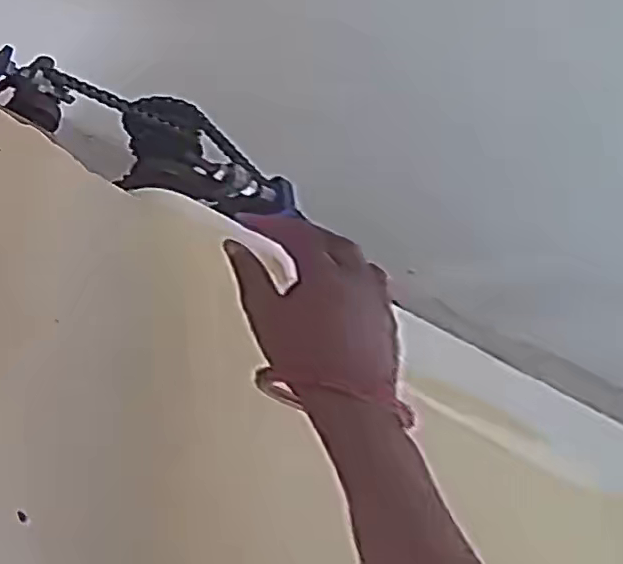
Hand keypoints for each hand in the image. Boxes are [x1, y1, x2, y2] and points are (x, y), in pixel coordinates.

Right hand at [224, 216, 400, 397]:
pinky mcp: (385, 321)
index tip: (252, 221)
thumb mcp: (262, 308)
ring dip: (331, 249)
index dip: (271, 222)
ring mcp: (375, 302)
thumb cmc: (305, 357)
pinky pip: (370, 282)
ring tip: (310, 252)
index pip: (298, 233)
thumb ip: (250, 271)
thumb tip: (237, 248)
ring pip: (357, 260)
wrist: (348, 401)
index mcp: (325, 274)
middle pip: (333, 241)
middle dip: (304, 231)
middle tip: (279, 230)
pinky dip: (348, 272)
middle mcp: (357, 282)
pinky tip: (334, 283)